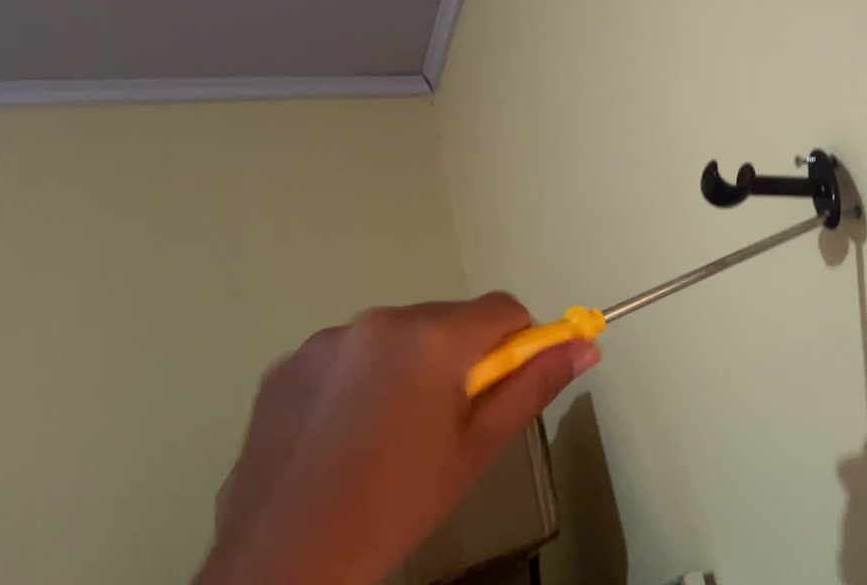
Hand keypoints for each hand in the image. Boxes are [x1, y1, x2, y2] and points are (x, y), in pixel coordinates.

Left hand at [195, 293, 598, 584]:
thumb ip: (533, 387)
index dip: (517, 343)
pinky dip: (361, 377)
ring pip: (398, 334)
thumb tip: (586, 346)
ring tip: (390, 432)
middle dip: (460, 356)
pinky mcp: (287, 364)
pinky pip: (349, 353)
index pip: (504, 308)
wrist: (280, 564)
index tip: (502, 389)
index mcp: (433, 339)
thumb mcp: (476, 450)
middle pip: (449, 319)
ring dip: (410, 364)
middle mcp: (380, 321)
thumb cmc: (395, 507)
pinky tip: (345, 433)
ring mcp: (327, 340)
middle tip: (446, 422)